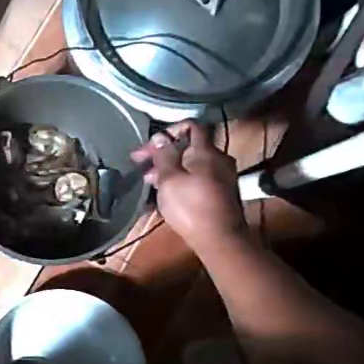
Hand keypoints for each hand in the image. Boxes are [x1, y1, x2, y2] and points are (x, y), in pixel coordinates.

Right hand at [131, 121, 245, 252]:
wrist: (219, 237)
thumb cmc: (190, 206)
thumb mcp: (169, 179)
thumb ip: (163, 155)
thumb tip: (159, 136)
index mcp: (205, 151)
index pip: (191, 126)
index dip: (168, 130)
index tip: (150, 145)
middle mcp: (218, 158)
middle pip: (188, 146)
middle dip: (163, 153)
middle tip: (141, 164)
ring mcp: (222, 175)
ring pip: (192, 162)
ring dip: (169, 167)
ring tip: (150, 182)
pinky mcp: (221, 190)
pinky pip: (198, 175)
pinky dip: (181, 178)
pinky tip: (167, 191)